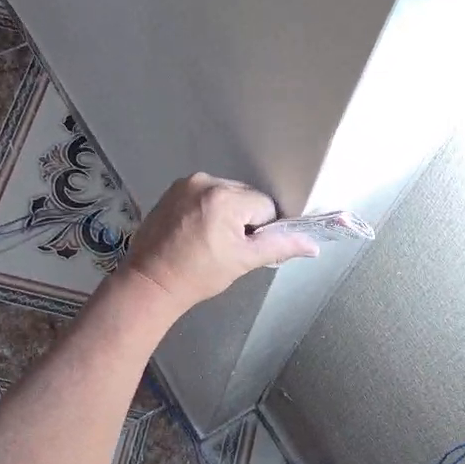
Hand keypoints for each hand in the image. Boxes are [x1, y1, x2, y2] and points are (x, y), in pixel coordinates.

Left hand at [121, 173, 318, 311]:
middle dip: (244, 219)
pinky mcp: (173, 189)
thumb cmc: (199, 275)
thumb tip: (313, 245)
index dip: (260, 231)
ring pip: (227, 195)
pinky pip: (205, 194)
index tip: (241, 249)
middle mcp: (205, 181)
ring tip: (210, 240)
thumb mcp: (243, 261)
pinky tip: (197, 232)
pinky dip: (208, 209)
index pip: (265, 206)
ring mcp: (185, 183)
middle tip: (226, 247)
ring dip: (227, 213)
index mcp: (224, 197)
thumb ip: (280, 247)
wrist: (151, 282)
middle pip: (246, 197)